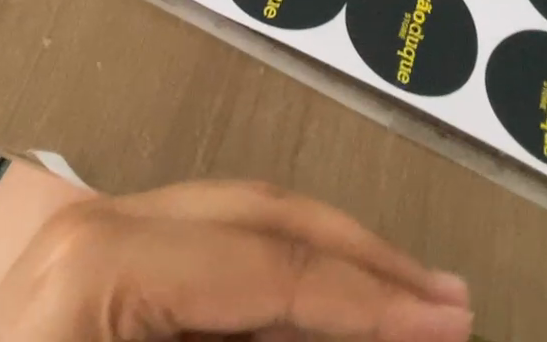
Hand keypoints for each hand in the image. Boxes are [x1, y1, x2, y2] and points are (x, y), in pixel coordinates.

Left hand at [0, 179, 474, 340]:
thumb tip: (364, 332)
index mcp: (103, 258)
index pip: (270, 265)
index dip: (371, 299)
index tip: (450, 322)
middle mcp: (101, 222)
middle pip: (262, 215)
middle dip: (361, 258)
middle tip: (443, 297)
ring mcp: (96, 234)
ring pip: (240, 224)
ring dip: (323, 263)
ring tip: (399, 294)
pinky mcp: (98, 261)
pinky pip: (206, 256)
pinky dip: (273, 283)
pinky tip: (319, 307)